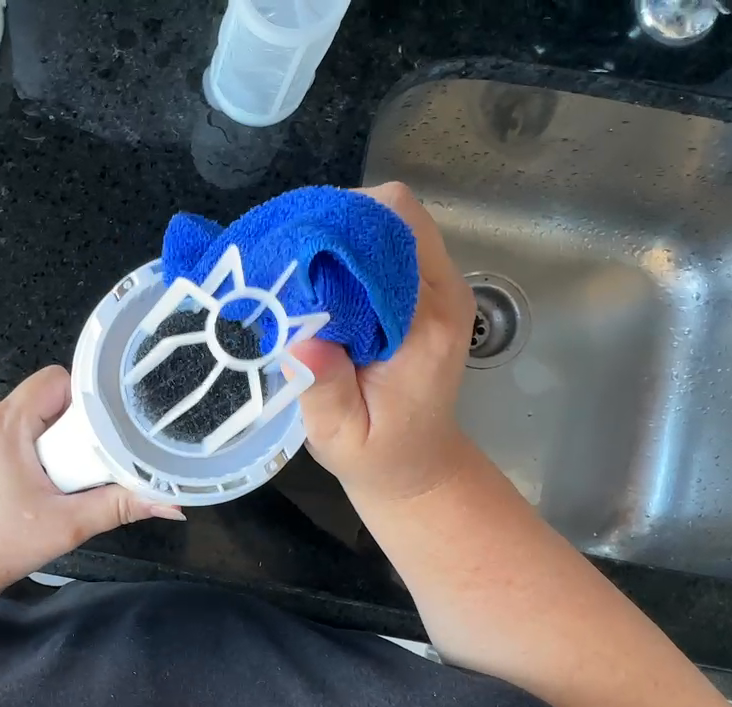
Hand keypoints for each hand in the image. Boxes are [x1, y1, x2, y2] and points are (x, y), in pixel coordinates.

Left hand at [0, 366, 184, 597]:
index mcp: (4, 424)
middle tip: (92, 458)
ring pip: (29, 415)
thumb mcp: (69, 523)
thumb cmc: (6, 545)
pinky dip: (34, 447)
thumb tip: (174, 504)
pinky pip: (12, 432)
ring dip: (54, 437)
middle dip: (72, 423)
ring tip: (71, 472)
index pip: (55, 380)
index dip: (85, 399)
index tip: (105, 429)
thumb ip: (121, 506)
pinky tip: (46, 479)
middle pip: (44, 397)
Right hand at [294, 181, 478, 502]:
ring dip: (342, 236)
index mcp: (427, 325)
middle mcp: (444, 294)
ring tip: (299, 270)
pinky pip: (389, 247)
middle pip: (395, 214)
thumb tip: (302, 343)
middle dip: (337, 225)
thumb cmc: (378, 455)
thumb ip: (326, 391)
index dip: (339, 231)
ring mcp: (439, 289)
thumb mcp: (342, 437)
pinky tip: (319, 283)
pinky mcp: (426, 293)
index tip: (291, 256)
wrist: (418, 467)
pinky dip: (351, 252)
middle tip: (287, 259)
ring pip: (391, 224)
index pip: (394, 237)